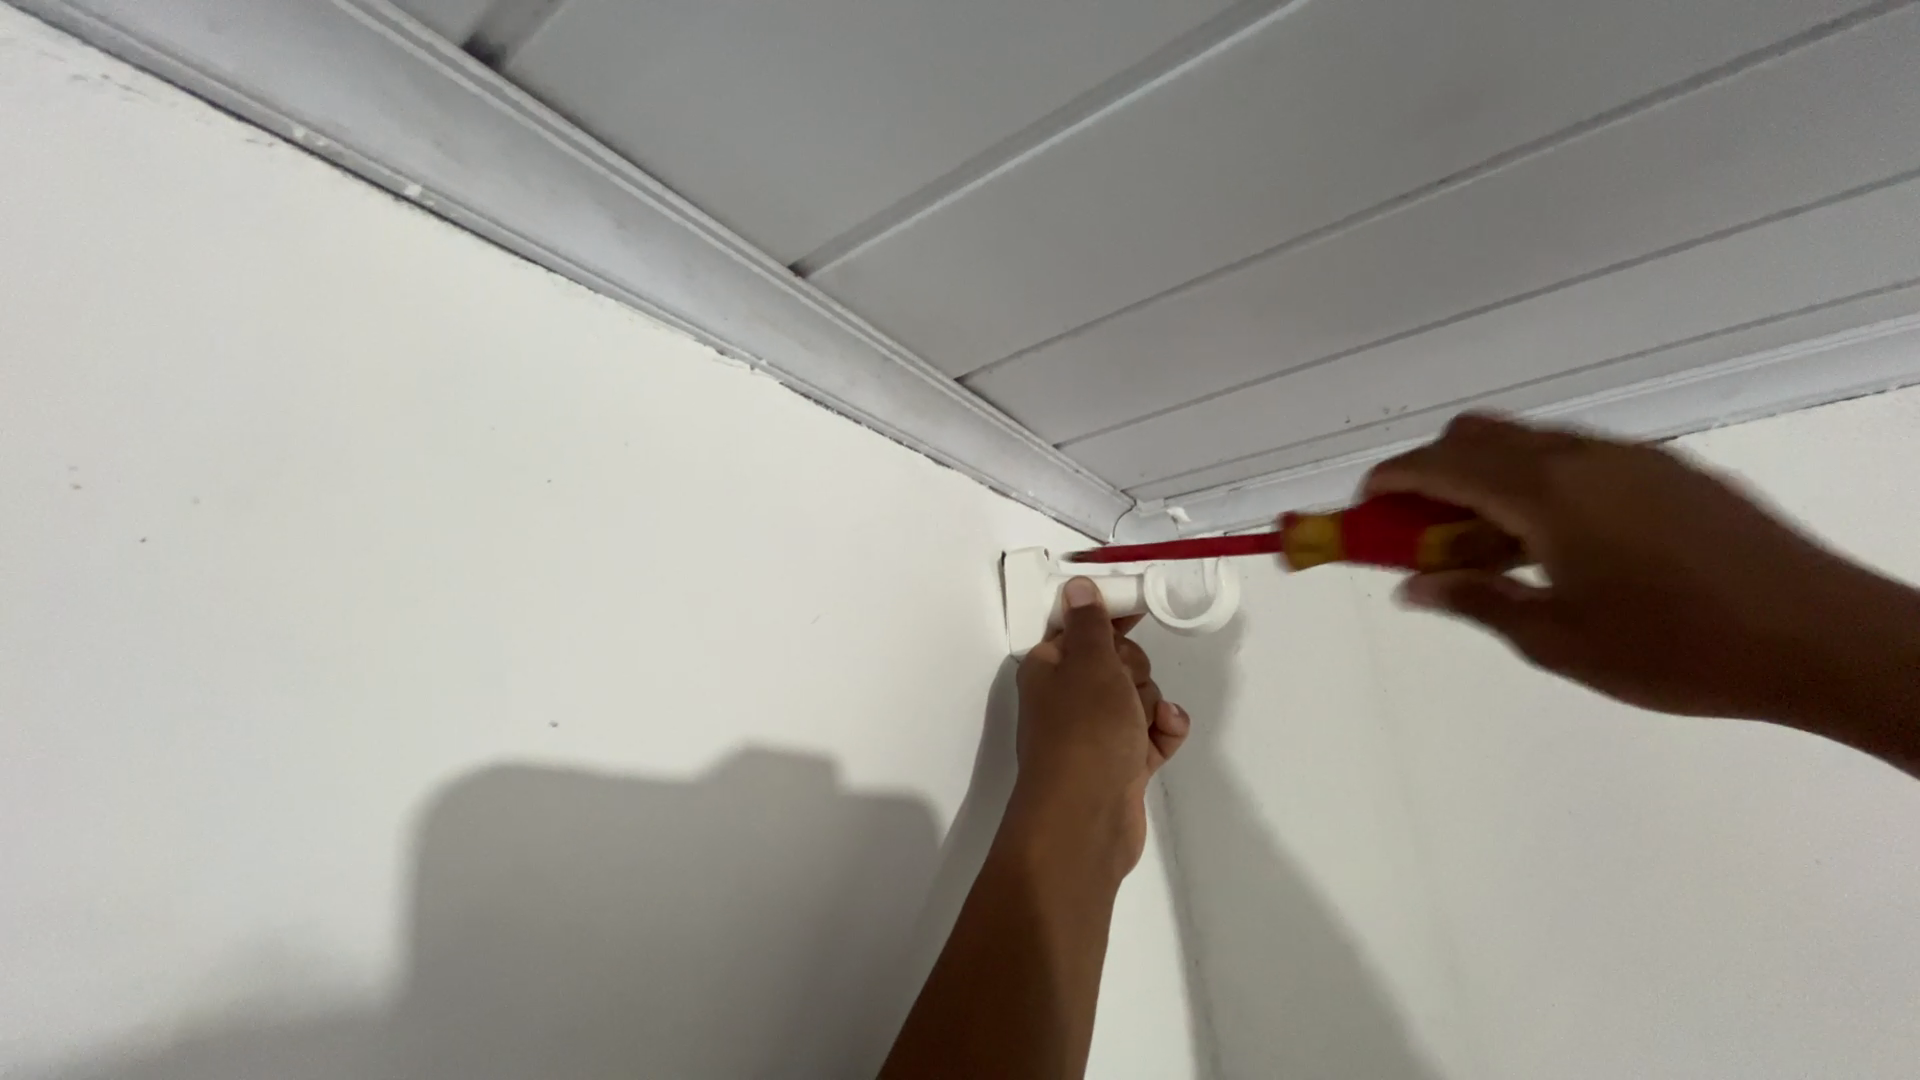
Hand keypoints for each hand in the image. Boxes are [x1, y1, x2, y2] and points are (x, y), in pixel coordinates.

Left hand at [1008, 577, 1190, 879]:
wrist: (1086, 819)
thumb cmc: (1084, 731)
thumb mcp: (1089, 664)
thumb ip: (1090, 623)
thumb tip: (1076, 586)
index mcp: (1050, 667)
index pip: (1081, 628)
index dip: (1109, 619)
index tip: (1138, 610)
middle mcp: (1069, 697)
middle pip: (1117, 662)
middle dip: (1132, 671)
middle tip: (1123, 689)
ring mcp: (1097, 732)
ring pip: (1138, 696)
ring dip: (1148, 704)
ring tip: (1137, 726)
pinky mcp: (1122, 761)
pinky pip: (1152, 731)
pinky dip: (1162, 731)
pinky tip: (1164, 735)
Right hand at [1365, 415, 1919, 749]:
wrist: (1834, 643)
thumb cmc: (1675, 647)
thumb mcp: (1553, 638)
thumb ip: (1473, 600)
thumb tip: (1411, 587)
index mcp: (1546, 493)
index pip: (1440, 464)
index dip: (1390, 479)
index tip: (1364, 507)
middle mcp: (1583, 457)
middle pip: (1477, 434)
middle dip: (1431, 471)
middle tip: (1420, 528)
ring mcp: (1634, 458)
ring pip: (1527, 442)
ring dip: (1484, 478)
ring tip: (1487, 544)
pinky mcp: (1673, 472)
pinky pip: (1576, 458)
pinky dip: (1535, 483)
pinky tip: (1556, 541)